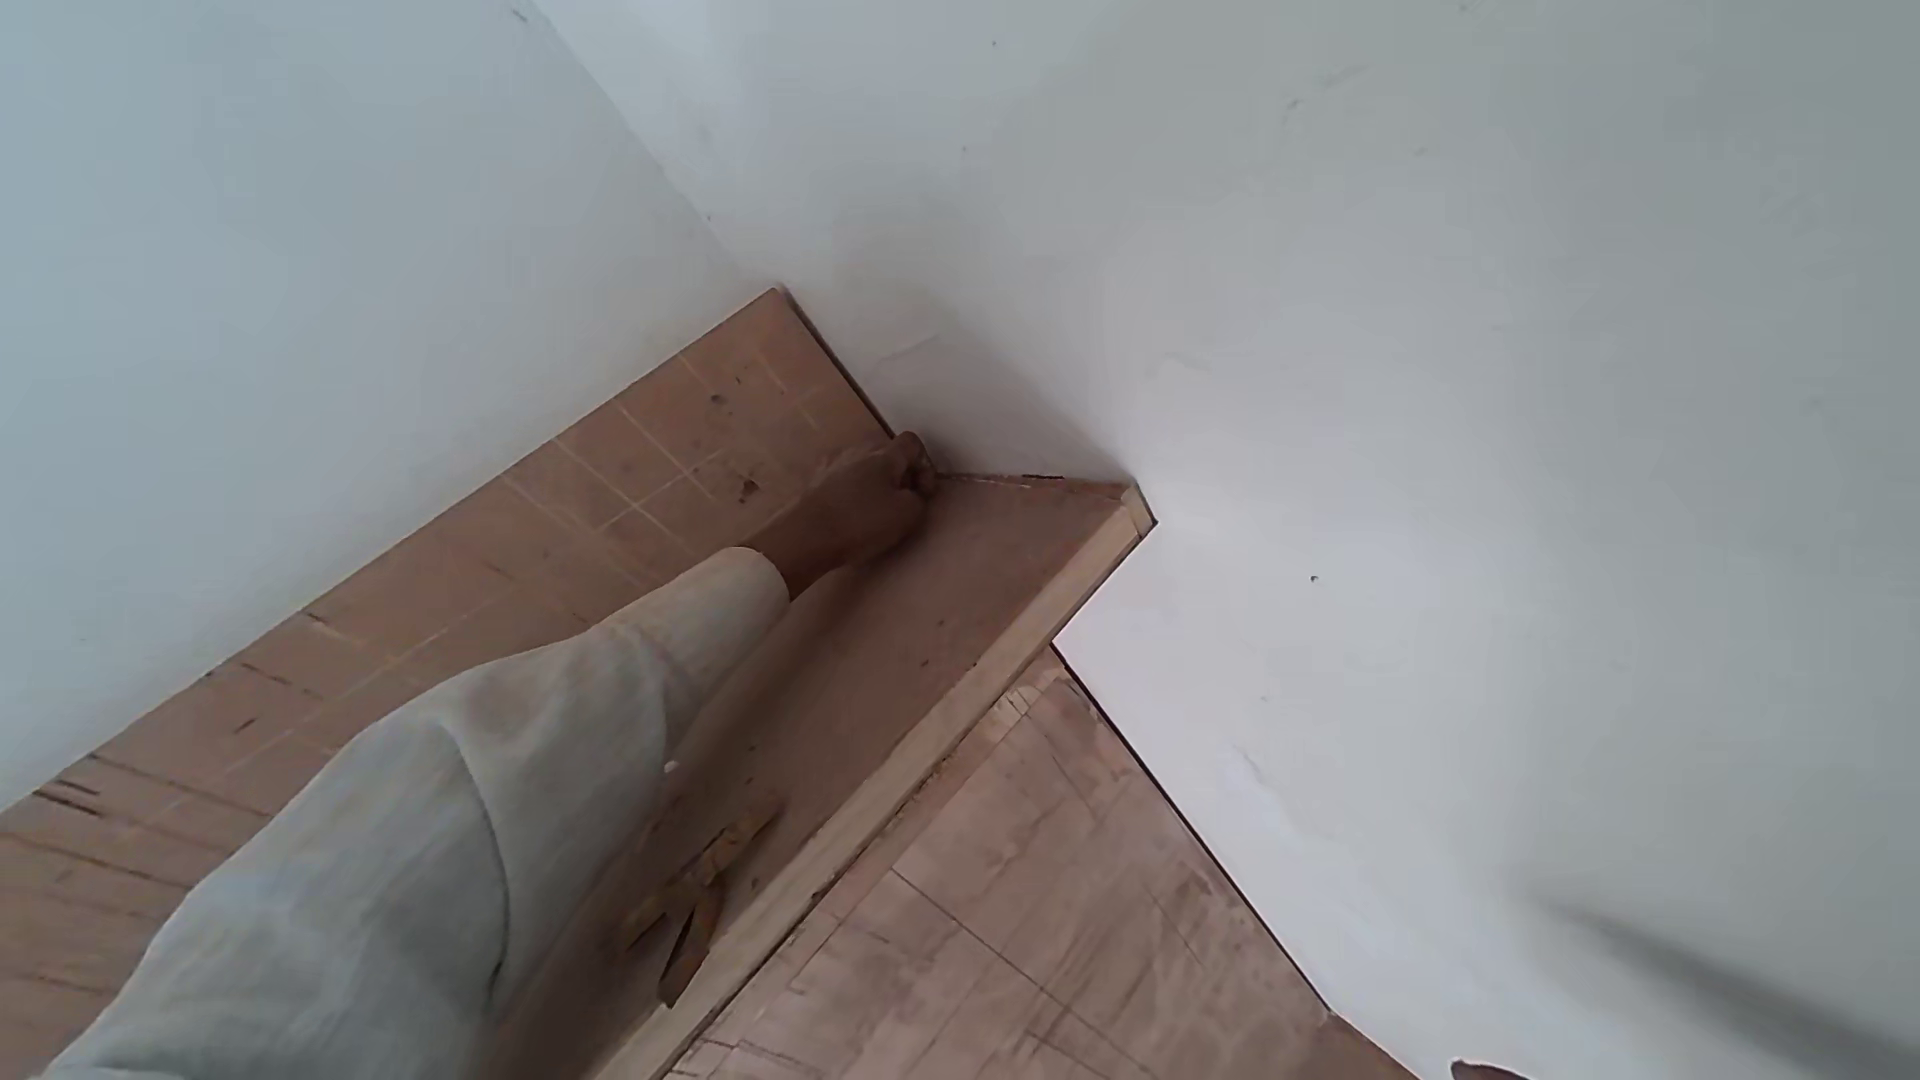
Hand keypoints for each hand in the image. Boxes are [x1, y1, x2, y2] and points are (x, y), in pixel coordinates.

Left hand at [746, 432, 937, 595]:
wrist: (805, 536)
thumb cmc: (861, 523)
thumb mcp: (907, 515)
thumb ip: (919, 499)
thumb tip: (913, 494)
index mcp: (884, 455)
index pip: (912, 443)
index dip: (924, 465)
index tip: (922, 493)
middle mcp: (858, 450)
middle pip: (888, 453)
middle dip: (900, 475)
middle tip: (901, 503)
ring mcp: (833, 463)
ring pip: (864, 465)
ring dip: (875, 483)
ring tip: (874, 511)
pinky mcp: (815, 480)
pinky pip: (844, 479)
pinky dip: (853, 491)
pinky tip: (850, 514)